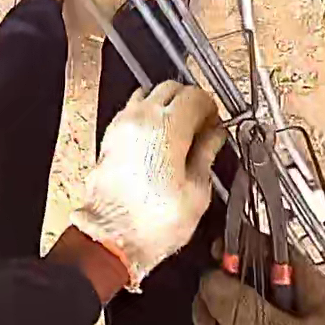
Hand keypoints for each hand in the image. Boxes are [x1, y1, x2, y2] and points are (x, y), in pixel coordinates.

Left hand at [69, 80, 224, 287]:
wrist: (110, 237)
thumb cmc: (150, 222)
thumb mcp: (196, 192)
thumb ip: (206, 155)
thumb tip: (213, 138)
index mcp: (168, 127)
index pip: (195, 95)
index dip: (210, 107)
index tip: (215, 123)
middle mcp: (142, 118)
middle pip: (170, 87)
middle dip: (189, 101)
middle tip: (201, 124)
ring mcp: (122, 125)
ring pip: (148, 94)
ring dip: (166, 105)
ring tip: (180, 130)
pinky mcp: (110, 136)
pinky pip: (131, 111)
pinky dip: (147, 115)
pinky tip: (158, 139)